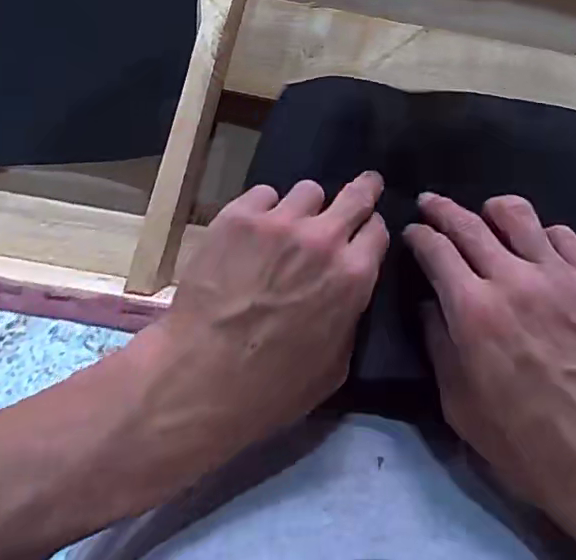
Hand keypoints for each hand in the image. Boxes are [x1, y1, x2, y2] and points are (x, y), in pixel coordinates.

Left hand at [124, 172, 388, 467]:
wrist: (196, 381)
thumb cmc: (271, 388)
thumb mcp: (335, 364)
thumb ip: (351, 316)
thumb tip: (351, 294)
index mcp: (353, 275)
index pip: (378, 228)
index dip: (371, 231)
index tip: (364, 233)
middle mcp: (324, 238)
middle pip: (358, 193)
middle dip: (364, 189)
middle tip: (363, 187)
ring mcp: (280, 222)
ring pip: (309, 190)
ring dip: (306, 207)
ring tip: (289, 224)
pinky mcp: (239, 217)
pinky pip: (263, 194)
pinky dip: (263, 210)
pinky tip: (252, 231)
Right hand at [405, 193, 575, 559]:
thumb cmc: (522, 441)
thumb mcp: (459, 405)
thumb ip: (439, 344)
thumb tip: (429, 303)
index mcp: (474, 311)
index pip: (437, 250)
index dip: (419, 234)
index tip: (412, 230)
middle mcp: (513, 280)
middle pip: (470, 223)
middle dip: (442, 209)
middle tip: (431, 203)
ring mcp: (558, 275)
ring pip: (519, 214)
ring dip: (493, 209)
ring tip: (486, 213)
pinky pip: (563, 236)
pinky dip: (542, 234)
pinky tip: (538, 246)